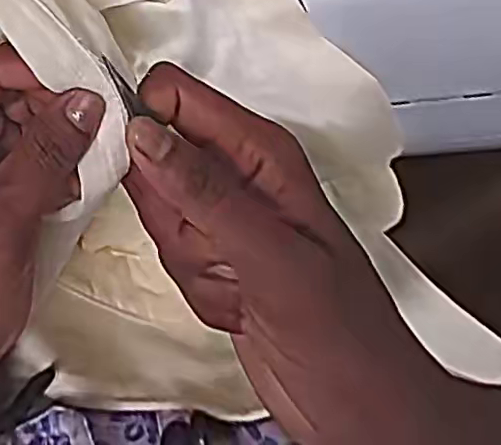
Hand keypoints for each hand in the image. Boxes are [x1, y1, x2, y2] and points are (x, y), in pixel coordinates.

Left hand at [0, 45, 104, 424]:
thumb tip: (87, 100)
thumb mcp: (3, 214)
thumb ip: (47, 151)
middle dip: (59, 103)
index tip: (91, 82)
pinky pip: (39, 139)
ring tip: (87, 159)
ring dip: (65, 133)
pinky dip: (62, 154)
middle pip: (16, 84)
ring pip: (33, 110)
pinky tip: (74, 179)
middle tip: (101, 123)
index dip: (43, 70)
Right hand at [123, 65, 500, 444]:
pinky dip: (189, 279)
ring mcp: (221, 209)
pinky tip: (232, 298)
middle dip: (166, 205)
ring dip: (182, 250)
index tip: (136, 160)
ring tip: (230, 275)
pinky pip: (165, 244)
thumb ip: (201, 188)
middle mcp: (236, 169)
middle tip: (204, 239)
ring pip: (156, 203)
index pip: (175, 92)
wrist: (364, 409)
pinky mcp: (210, 246)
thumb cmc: (347, 333)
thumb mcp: (269, 254)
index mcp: (257, 147)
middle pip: (155, 150)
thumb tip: (145, 132)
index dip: (144, 117)